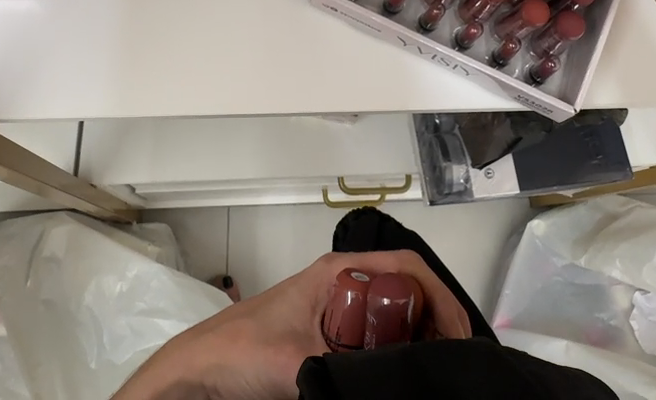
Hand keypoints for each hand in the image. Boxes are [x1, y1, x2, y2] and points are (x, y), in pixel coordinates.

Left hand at [112, 250, 471, 399]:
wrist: (197, 372)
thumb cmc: (241, 352)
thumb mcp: (297, 364)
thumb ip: (341, 378)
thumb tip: (389, 389)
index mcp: (338, 273)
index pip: (407, 268)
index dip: (441, 297)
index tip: (459, 338)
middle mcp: (341, 283)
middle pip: (406, 290)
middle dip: (437, 320)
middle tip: (454, 362)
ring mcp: (334, 309)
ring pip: (393, 314)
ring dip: (420, 338)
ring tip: (435, 371)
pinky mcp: (327, 336)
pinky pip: (375, 337)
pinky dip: (396, 352)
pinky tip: (402, 377)